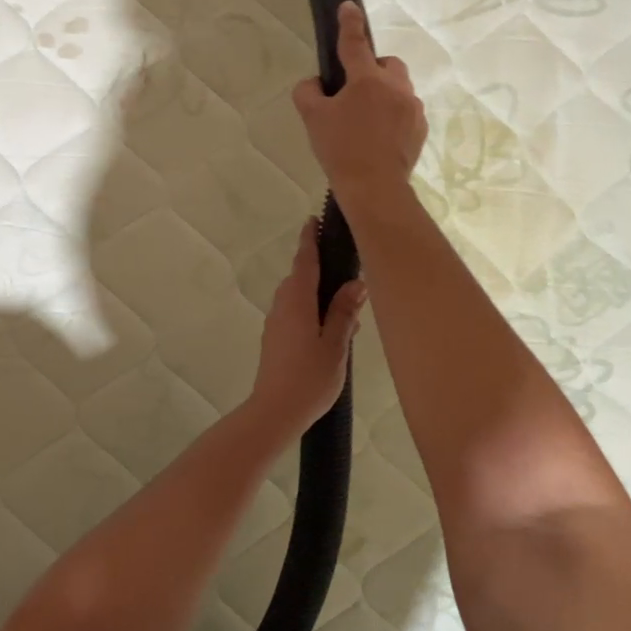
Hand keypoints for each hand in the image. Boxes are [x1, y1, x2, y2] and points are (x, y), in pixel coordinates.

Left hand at [247, 218, 364, 438]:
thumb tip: (356, 282)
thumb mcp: (335, 344)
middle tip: (345, 263)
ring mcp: (276, 322)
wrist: (275, 410)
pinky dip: (311, 308)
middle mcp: (282, 305)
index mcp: (297, 301)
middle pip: (300, 276)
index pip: (304, 261)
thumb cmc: (309, 377)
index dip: (309, 240)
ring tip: (346, 302)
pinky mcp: (275, 337)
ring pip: (297, 296)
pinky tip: (331, 327)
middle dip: (319, 267)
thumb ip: (344, 312)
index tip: (314, 220)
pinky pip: (294, 312)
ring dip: (317, 292)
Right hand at [292, 1, 426, 205]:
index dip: (349, 24)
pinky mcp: (420, 128)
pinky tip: (377, 137)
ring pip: (398, 89)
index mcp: (367, 80)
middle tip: (353, 93)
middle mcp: (395, 88)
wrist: (373, 186)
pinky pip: (406, 111)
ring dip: (383, 95)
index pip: (354, 44)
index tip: (348, 7)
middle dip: (372, 70)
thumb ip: (308, 92)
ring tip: (364, 121)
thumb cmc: (339, 148)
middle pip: (387, 64)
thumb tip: (316, 84)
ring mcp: (413, 108)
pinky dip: (393, 116)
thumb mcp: (311, 118)